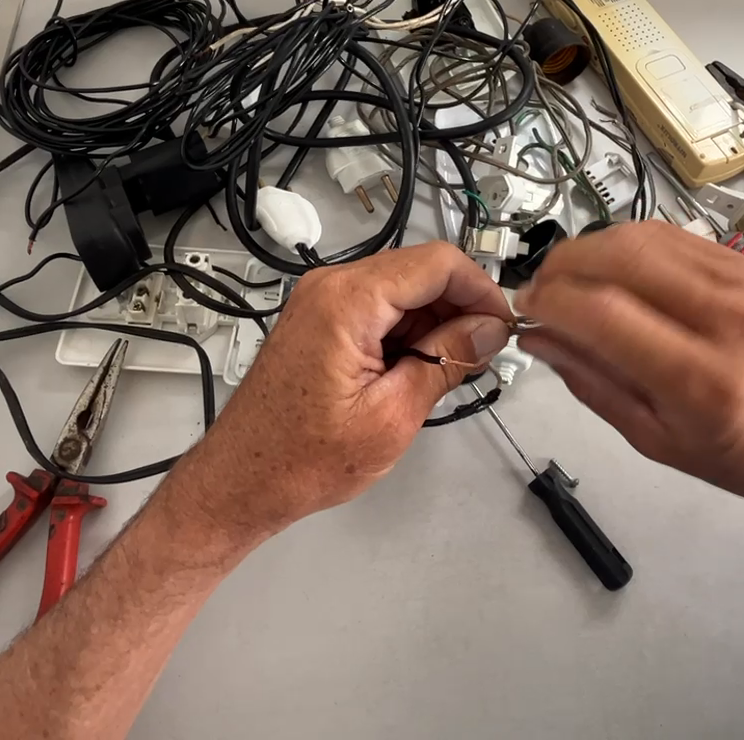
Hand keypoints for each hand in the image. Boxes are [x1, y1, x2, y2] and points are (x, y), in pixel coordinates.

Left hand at [160, 242, 512, 545]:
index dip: (480, 290)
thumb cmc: (301, 459)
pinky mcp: (321, 317)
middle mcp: (330, 286)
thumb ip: (447, 360)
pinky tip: (421, 365)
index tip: (502, 326)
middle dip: (461, 306)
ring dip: (437, 319)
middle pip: (420, 270)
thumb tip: (489, 329)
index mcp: (346, 301)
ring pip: (403, 287)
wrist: (241, 481)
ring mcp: (322, 299)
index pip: (437, 262)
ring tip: (452, 368)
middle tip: (483, 353)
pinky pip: (380, 305)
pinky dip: (409, 329)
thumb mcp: (392, 416)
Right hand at [515, 221, 743, 512]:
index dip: (550, 302)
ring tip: (568, 280)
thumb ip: (593, 384)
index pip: (603, 313)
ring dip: (587, 250)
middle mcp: (722, 317)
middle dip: (560, 267)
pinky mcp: (741, 262)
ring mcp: (737, 280)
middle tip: (540, 292)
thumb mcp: (659, 441)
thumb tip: (538, 338)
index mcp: (702, 379)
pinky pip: (664, 234)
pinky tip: (609, 270)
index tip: (525, 311)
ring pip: (637, 236)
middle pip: (617, 259)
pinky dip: (621, 244)